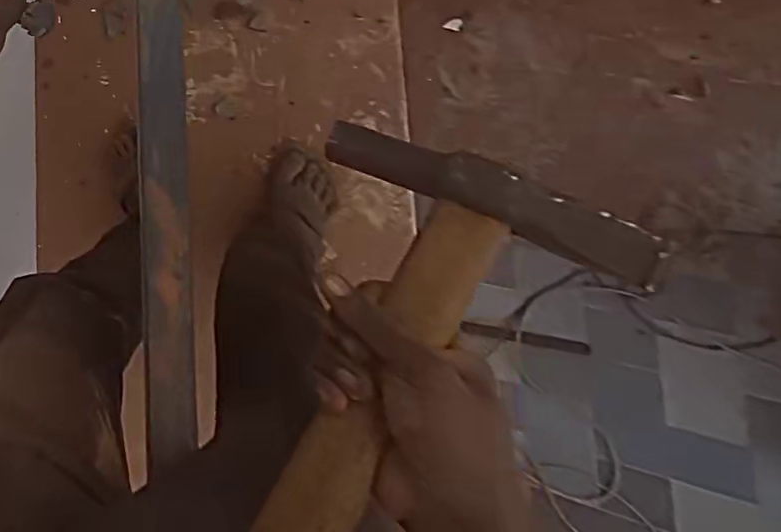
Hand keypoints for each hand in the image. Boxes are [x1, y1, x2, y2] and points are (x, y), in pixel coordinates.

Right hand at [324, 276, 529, 531]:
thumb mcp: (423, 371)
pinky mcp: (354, 409)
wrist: (451, 517)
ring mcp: (379, 385)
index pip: (388, 300)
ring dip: (337, 366)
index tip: (360, 321)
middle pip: (352, 321)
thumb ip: (373, 322)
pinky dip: (327, 386)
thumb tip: (326, 273)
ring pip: (334, 348)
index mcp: (438, 344)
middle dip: (348, 340)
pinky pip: (325, 378)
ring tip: (353, 394)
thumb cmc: (455, 439)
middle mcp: (405, 359)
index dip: (366, 305)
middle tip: (359, 362)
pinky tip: (338, 405)